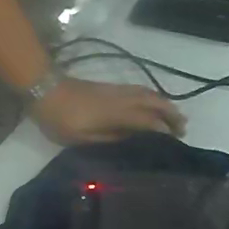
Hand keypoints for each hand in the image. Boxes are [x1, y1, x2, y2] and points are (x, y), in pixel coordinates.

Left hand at [30, 76, 184, 143]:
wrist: (44, 88)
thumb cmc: (59, 119)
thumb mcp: (81, 138)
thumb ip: (108, 139)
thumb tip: (133, 140)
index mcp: (115, 114)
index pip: (148, 121)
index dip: (163, 130)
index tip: (175, 141)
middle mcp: (121, 99)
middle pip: (154, 102)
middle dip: (171, 114)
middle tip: (183, 128)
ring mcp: (116, 90)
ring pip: (148, 93)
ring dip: (164, 104)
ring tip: (175, 116)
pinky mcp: (109, 87)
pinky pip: (139, 90)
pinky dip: (152, 97)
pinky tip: (153, 104)